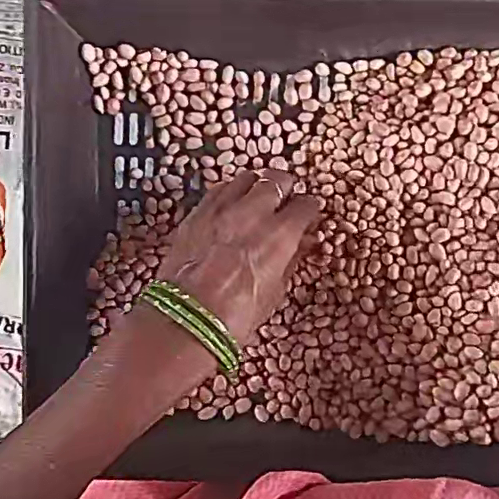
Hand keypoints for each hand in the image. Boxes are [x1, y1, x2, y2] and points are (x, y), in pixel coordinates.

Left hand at [154, 169, 322, 343]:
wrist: (188, 319)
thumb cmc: (236, 314)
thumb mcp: (275, 291)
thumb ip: (290, 260)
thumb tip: (299, 246)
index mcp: (280, 235)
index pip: (305, 205)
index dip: (310, 208)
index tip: (309, 212)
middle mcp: (252, 214)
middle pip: (277, 179)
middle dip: (286, 186)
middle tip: (287, 196)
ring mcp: (221, 210)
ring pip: (246, 179)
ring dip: (256, 185)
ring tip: (258, 196)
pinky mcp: (196, 214)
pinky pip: (218, 191)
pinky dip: (229, 193)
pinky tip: (231, 204)